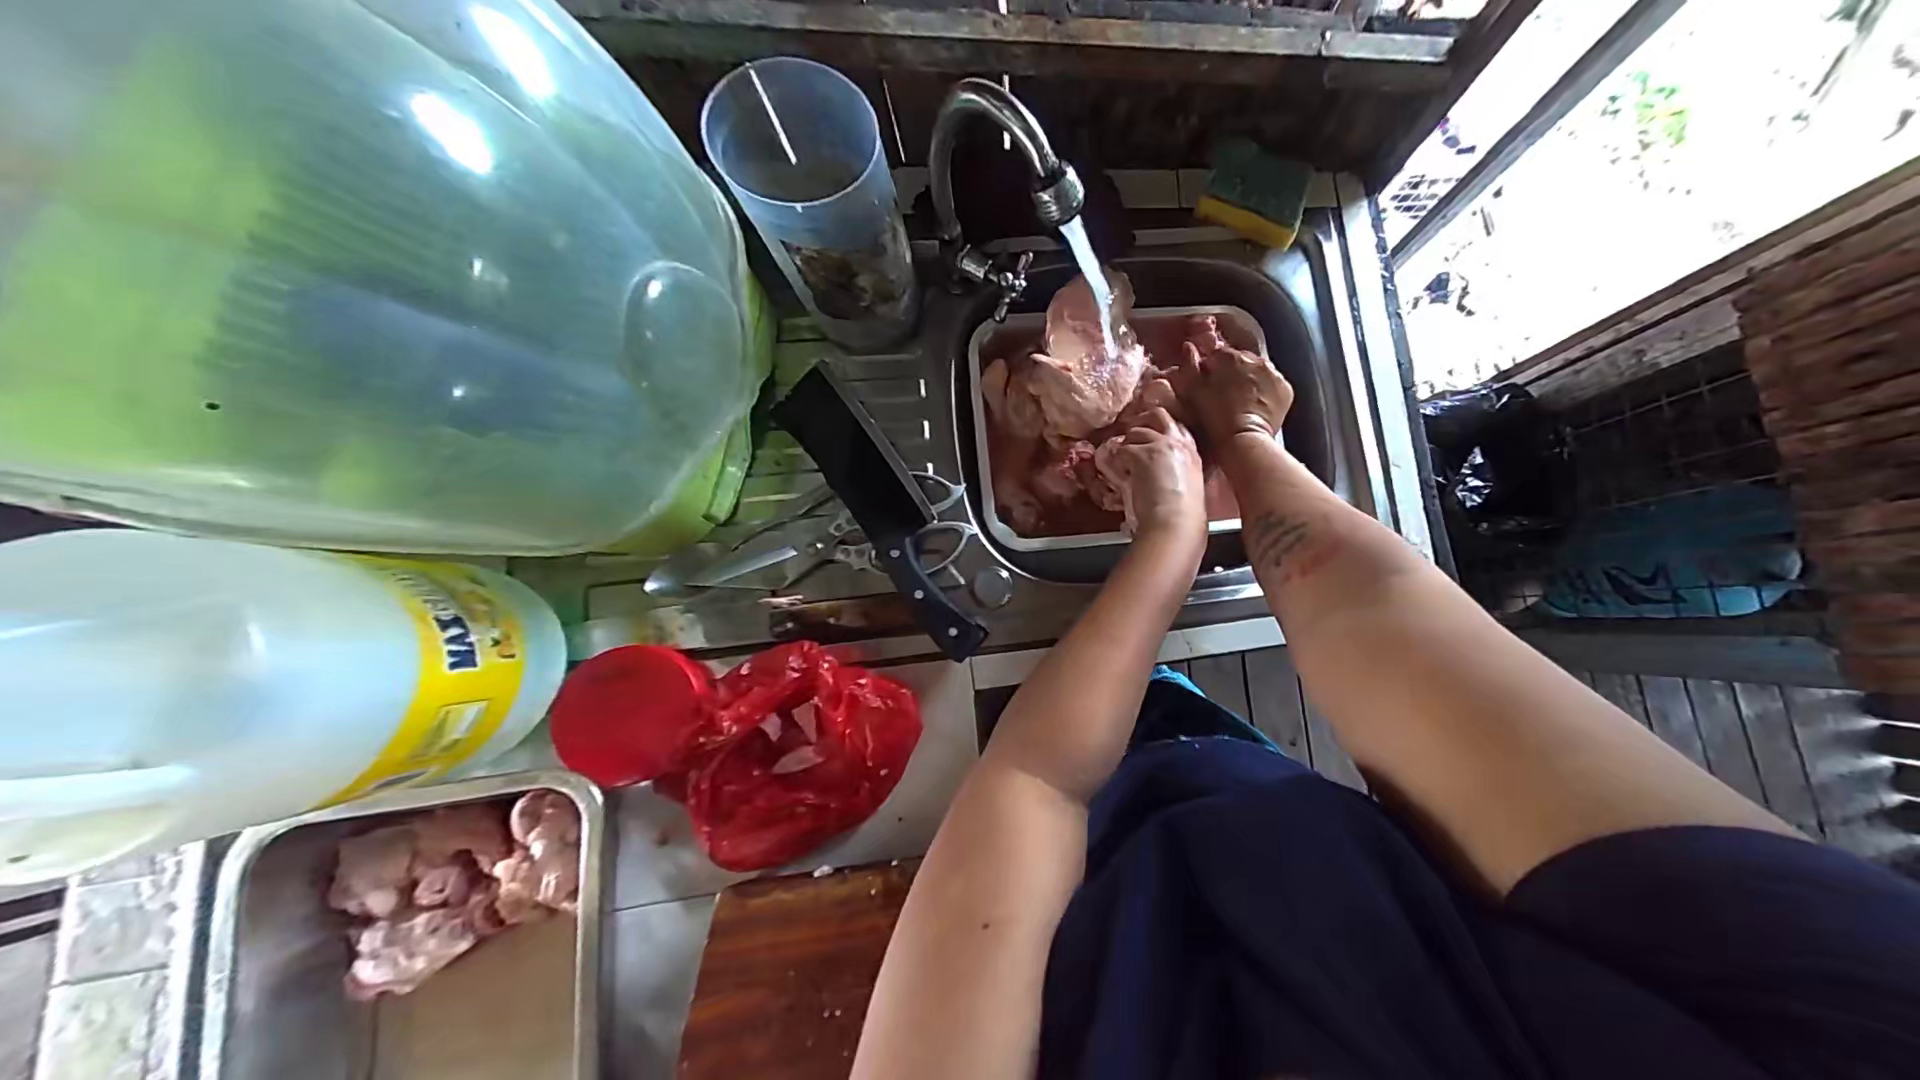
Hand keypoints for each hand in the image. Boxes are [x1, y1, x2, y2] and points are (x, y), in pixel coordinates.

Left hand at [1093, 407, 1205, 541]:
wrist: (1176, 522)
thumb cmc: (1182, 516)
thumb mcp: (1187, 486)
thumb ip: (1175, 473)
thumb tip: (1159, 474)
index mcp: (1192, 452)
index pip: (1177, 426)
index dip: (1161, 428)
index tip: (1150, 435)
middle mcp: (1179, 442)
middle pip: (1158, 415)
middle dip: (1141, 421)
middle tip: (1129, 434)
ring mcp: (1160, 445)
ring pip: (1136, 431)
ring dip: (1126, 445)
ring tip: (1122, 461)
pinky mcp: (1141, 454)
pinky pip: (1122, 450)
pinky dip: (1118, 461)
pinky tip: (1121, 474)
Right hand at [1178, 340, 1293, 448]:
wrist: (1243, 440)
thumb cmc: (1214, 418)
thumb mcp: (1193, 393)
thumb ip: (1190, 368)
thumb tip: (1190, 350)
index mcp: (1229, 357)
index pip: (1219, 353)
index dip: (1212, 366)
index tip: (1208, 379)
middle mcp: (1254, 359)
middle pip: (1241, 360)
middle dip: (1233, 371)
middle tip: (1224, 392)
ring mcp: (1273, 373)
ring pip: (1258, 371)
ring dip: (1250, 380)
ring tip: (1240, 401)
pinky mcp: (1285, 389)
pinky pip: (1273, 384)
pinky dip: (1265, 391)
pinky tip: (1255, 405)